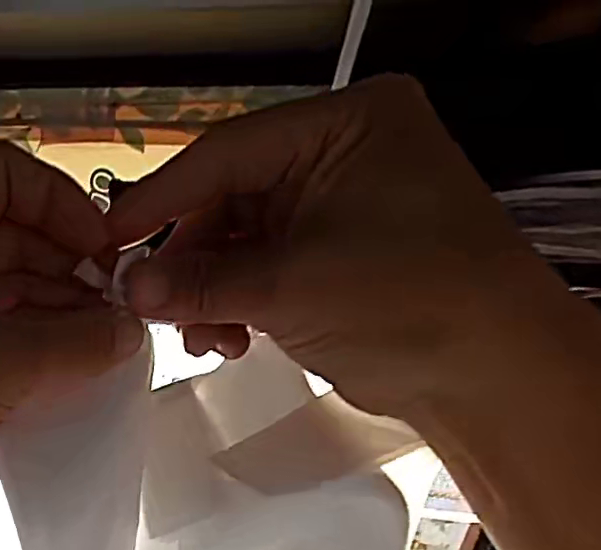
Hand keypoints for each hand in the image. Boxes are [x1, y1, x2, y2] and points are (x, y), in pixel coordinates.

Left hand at [0, 142, 142, 498]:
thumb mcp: (13, 362)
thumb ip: (85, 339)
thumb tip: (130, 329)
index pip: (8, 171)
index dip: (65, 206)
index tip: (101, 249)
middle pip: (9, 222)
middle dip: (66, 259)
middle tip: (109, 300)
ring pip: (1, 268)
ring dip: (53, 296)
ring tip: (97, 331)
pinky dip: (27, 322)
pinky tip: (65, 348)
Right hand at [106, 75, 583, 420]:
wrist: (489, 372)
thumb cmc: (410, 303)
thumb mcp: (293, 286)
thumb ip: (204, 284)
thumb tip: (129, 287)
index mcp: (343, 126)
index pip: (227, 153)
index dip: (162, 198)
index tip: (112, 239)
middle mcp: (338, 158)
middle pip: (230, 203)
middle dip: (191, 263)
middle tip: (155, 308)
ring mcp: (336, 212)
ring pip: (242, 246)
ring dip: (211, 294)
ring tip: (202, 338)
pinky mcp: (333, 262)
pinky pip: (264, 275)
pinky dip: (238, 308)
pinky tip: (227, 341)